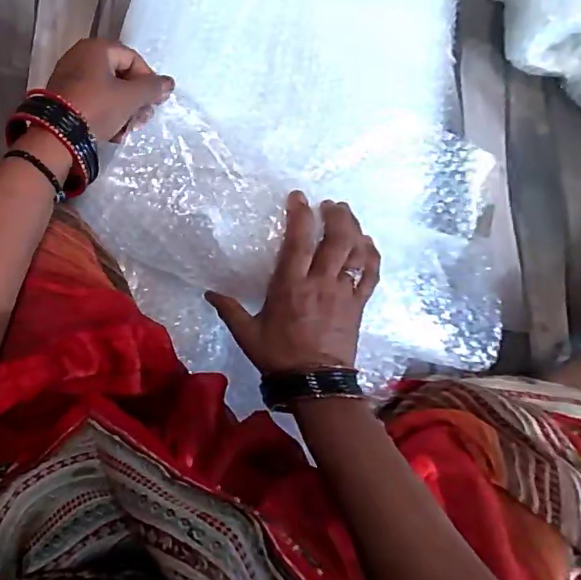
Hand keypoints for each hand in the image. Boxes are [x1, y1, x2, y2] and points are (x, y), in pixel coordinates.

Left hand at [45, 38, 174, 141]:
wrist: (56, 135)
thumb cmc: (97, 108)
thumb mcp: (130, 98)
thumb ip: (152, 88)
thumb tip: (169, 84)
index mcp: (96, 48)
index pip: (133, 59)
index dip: (148, 81)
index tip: (155, 102)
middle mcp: (80, 57)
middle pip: (119, 77)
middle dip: (135, 101)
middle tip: (143, 120)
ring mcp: (68, 77)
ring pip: (106, 92)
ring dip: (122, 111)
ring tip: (128, 131)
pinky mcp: (61, 98)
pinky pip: (90, 101)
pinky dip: (104, 115)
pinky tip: (112, 134)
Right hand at [207, 192, 379, 373]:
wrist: (315, 382)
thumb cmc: (278, 356)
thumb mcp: (246, 333)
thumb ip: (229, 309)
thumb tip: (209, 293)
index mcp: (290, 286)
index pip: (298, 242)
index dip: (300, 215)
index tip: (299, 197)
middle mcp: (319, 283)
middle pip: (336, 240)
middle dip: (336, 216)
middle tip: (331, 204)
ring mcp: (343, 293)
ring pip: (356, 252)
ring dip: (354, 229)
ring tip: (348, 216)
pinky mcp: (358, 305)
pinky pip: (371, 274)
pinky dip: (371, 256)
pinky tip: (367, 245)